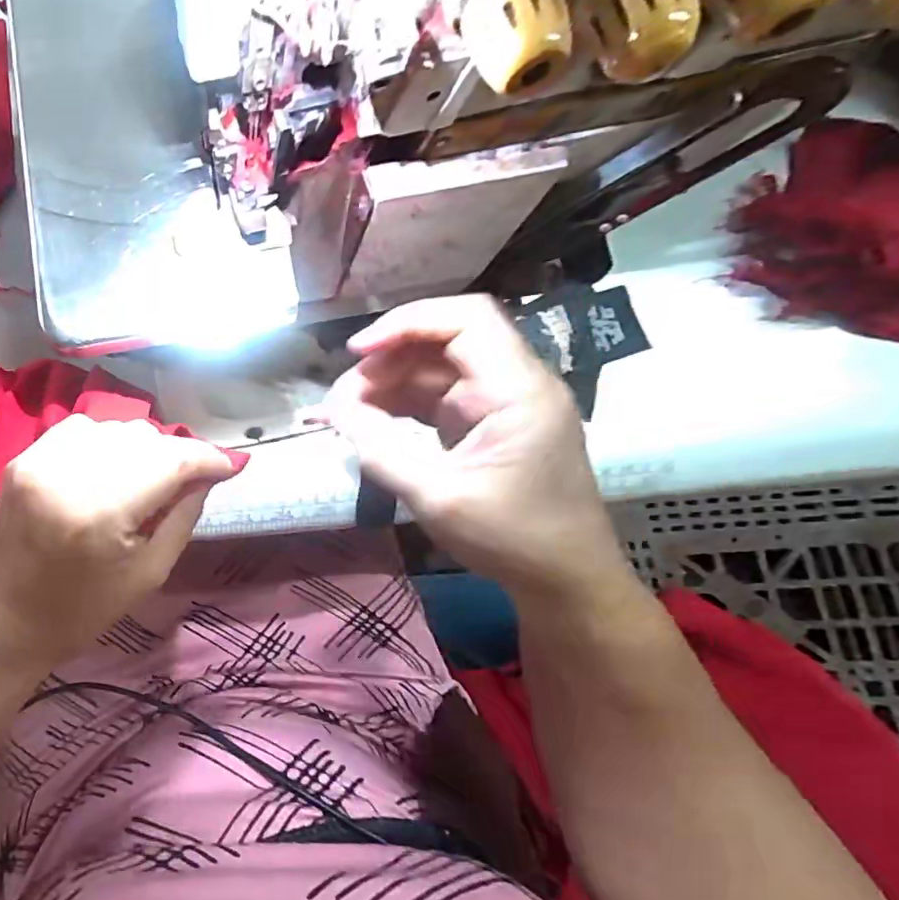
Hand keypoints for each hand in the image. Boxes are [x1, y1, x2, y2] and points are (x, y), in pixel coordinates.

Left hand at [0, 415, 239, 684]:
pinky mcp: (22, 458)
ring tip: (145, 479)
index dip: (205, 458)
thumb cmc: (84, 610)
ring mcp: (38, 460)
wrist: (6, 619)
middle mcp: (67, 473)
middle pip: (142, 438)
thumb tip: (209, 474)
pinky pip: (79, 429)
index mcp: (101, 512)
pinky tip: (109, 469)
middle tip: (186, 481)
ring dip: (139, 448)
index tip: (228, 467)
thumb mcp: (149, 572)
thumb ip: (184, 516)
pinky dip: (103, 442)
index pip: (169, 461)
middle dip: (173, 455)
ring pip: (112, 428)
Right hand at [321, 294, 627, 598]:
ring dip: (385, 384)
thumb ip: (380, 449)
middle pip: (442, 342)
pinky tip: (366, 423)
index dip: (405, 323)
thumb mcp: (436, 496)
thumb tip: (334, 411)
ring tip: (344, 415)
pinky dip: (398, 405)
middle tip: (339, 402)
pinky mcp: (486, 423)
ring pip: (433, 369)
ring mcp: (499, 403)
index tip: (356, 352)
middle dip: (384, 362)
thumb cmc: (510, 537)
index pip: (465, 320)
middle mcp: (513, 384)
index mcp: (518, 390)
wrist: (563, 579)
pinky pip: (436, 398)